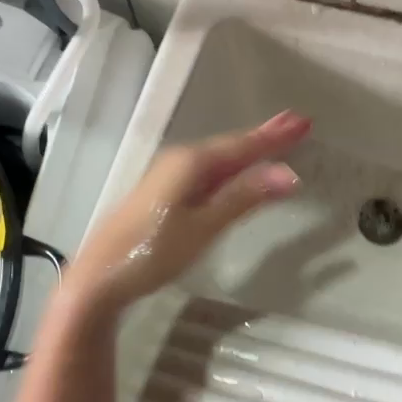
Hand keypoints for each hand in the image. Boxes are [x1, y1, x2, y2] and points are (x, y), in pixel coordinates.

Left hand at [64, 112, 310, 313]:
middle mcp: (179, 161)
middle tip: (295, 124)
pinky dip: (230, 167)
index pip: (241, 146)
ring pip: (218, 160)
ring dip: (248, 151)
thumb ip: (244, 198)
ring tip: (274, 141)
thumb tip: (288, 174)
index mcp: (190, 163)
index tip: (302, 122)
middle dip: (264, 138)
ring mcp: (168, 177)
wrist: (98, 279)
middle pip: (230, 148)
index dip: (273, 136)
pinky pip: (207, 172)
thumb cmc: (152, 253)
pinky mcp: (163, 195)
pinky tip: (237, 171)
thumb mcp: (204, 227)